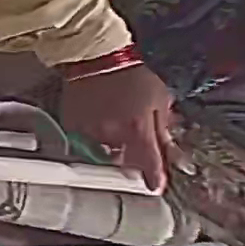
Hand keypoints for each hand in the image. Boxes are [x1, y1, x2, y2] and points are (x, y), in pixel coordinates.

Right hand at [55, 63, 174, 191]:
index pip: (147, 164)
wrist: (95, 58)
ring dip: (111, 145)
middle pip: (124, 160)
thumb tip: (173, 157)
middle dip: (130, 155)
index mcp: (137, 128)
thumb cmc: (131, 75)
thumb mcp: (160, 101)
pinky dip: (92, 136)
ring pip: (103, 151)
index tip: (155, 186)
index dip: (153, 178)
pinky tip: (98, 119)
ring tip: (114, 123)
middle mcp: (111, 135)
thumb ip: (163, 133)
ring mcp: (88, 132)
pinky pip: (84, 141)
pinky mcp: (71, 127)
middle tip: (133, 139)